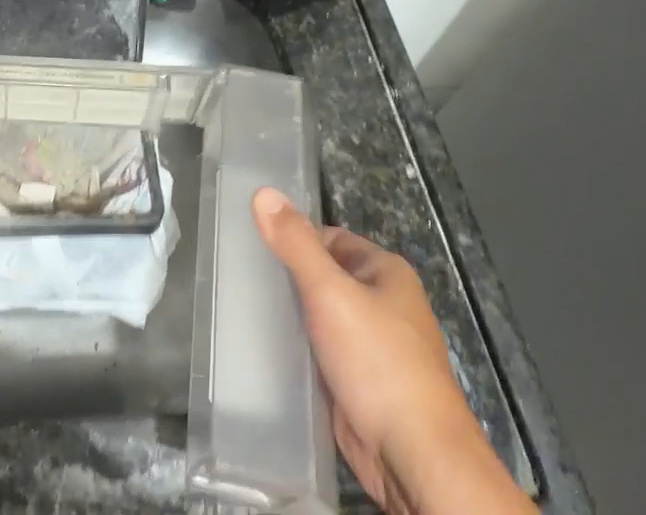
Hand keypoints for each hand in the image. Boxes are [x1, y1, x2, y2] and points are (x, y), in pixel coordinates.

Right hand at [252, 188, 531, 514]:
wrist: (411, 453)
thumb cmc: (377, 361)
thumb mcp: (331, 293)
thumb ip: (296, 245)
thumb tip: (263, 193)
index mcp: (386, 273)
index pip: (329, 238)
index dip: (291, 237)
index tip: (247, 242)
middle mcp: (382, 304)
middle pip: (322, 278)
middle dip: (283, 279)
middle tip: (234, 276)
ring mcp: (369, 346)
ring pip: (317, 318)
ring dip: (285, 317)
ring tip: (235, 308)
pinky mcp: (354, 381)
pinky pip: (317, 353)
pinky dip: (292, 349)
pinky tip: (256, 348)